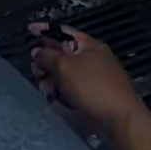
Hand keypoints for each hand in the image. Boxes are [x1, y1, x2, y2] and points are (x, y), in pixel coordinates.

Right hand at [30, 23, 147, 136]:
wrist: (121, 120)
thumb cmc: (92, 87)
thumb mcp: (65, 67)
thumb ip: (47, 56)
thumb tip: (37, 51)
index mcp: (89, 45)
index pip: (63, 31)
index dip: (45, 29)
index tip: (29, 30)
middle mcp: (94, 58)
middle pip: (63, 53)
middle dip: (46, 61)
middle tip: (35, 71)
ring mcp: (96, 77)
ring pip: (67, 73)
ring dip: (52, 79)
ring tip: (45, 90)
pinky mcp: (96, 95)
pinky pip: (74, 87)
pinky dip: (63, 91)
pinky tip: (56, 99)